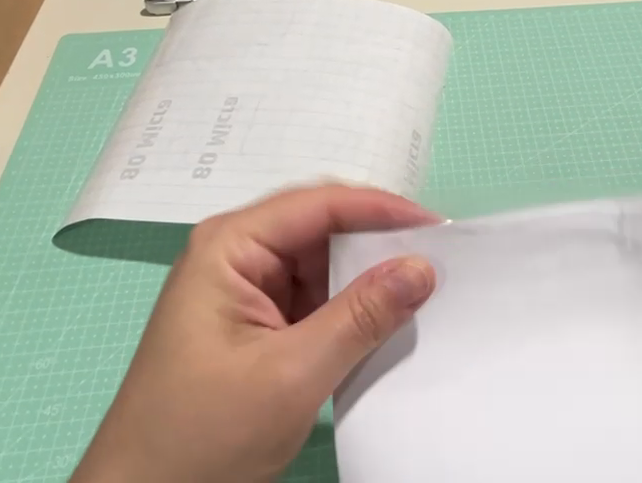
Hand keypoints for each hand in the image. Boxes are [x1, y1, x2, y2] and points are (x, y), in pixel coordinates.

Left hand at [72, 186, 438, 482]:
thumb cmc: (203, 437)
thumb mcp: (292, 375)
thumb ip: (361, 317)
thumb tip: (423, 267)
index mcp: (231, 245)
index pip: (319, 205)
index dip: (381, 210)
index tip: (438, 228)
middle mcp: (237, 253)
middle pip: (321, 228)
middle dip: (376, 242)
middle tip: (438, 259)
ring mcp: (245, 287)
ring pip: (322, 263)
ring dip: (366, 277)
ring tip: (422, 287)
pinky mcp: (255, 321)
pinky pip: (313, 296)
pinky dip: (348, 307)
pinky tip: (384, 320)